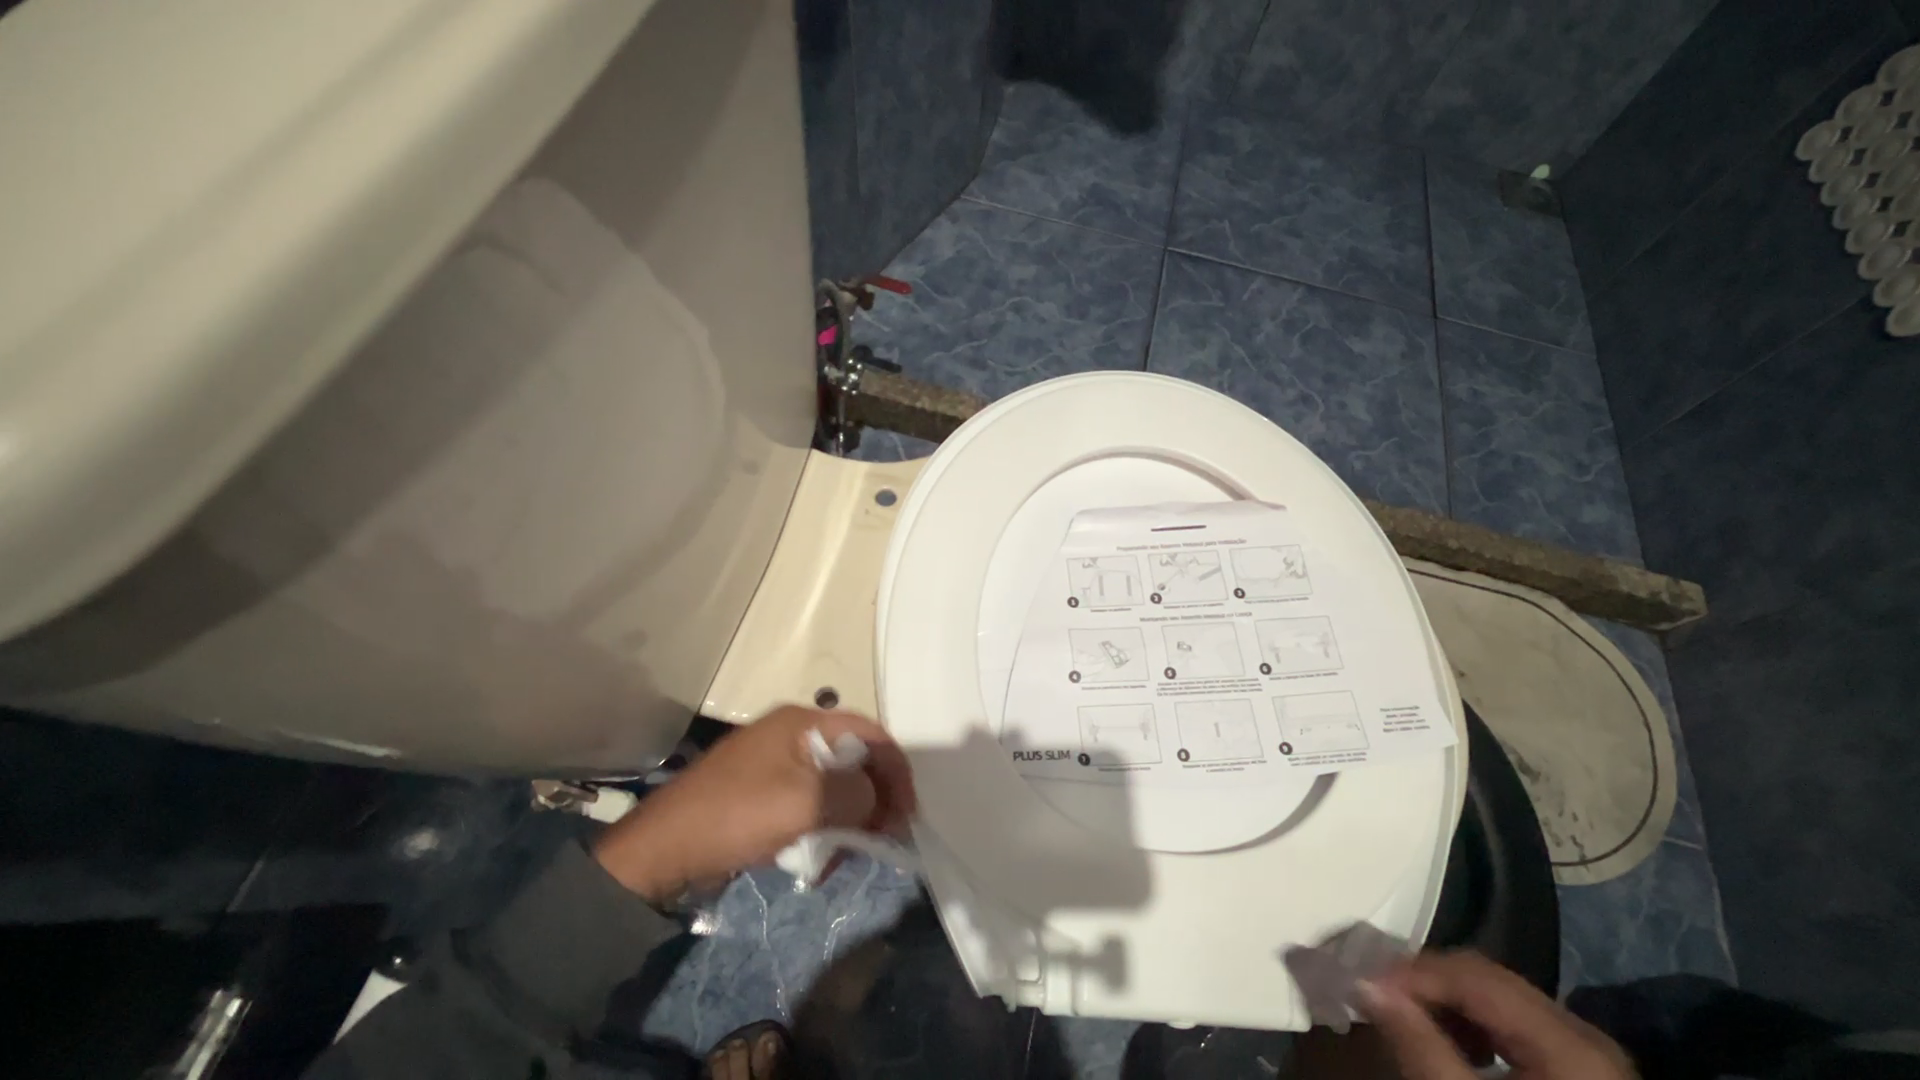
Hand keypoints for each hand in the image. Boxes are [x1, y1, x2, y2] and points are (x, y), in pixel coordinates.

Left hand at [591, 706, 915, 904]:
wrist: (664, 850)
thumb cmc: (738, 815)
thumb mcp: (808, 802)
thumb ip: (857, 794)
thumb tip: (876, 799)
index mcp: (802, 722)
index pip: (870, 733)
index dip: (896, 769)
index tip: (908, 812)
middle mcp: (791, 736)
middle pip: (853, 761)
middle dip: (873, 801)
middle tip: (883, 839)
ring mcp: (774, 765)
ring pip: (832, 789)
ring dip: (847, 823)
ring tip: (843, 858)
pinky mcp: (761, 795)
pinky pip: (807, 807)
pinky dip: (819, 831)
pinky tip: (815, 864)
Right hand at [1359, 951, 1635, 1079]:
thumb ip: (1418, 1047)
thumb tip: (1365, 985)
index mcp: (1568, 1043)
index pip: (1472, 976)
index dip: (1410, 974)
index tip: (1362, 990)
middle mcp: (1584, 1033)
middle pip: (1488, 978)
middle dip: (1425, 983)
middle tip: (1376, 1000)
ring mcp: (1589, 1052)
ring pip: (1500, 996)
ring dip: (1446, 1001)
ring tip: (1406, 1022)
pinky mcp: (1582, 1070)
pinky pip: (1517, 1023)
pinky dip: (1474, 1024)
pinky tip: (1453, 1047)